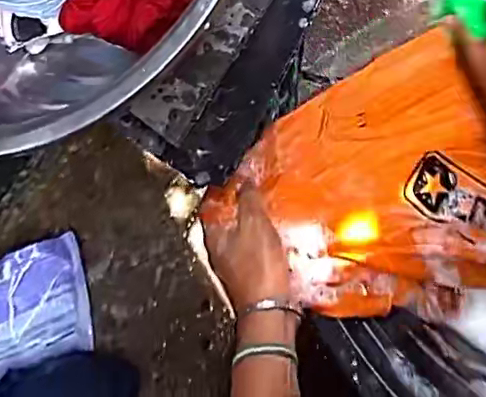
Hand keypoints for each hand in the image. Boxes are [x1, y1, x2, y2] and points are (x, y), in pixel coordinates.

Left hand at [201, 183, 291, 308]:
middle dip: (238, 203)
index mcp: (213, 236)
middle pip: (225, 218)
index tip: (235, 173)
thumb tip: (243, 179)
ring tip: (266, 206)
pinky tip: (275, 232)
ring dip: (252, 220)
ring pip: (240, 233)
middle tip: (252, 187)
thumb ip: (248, 199)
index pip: (210, 202)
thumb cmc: (259, 267)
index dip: (221, 186)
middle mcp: (219, 250)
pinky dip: (262, 237)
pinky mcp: (250, 275)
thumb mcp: (254, 224)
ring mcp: (234, 264)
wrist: (272, 311)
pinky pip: (254, 247)